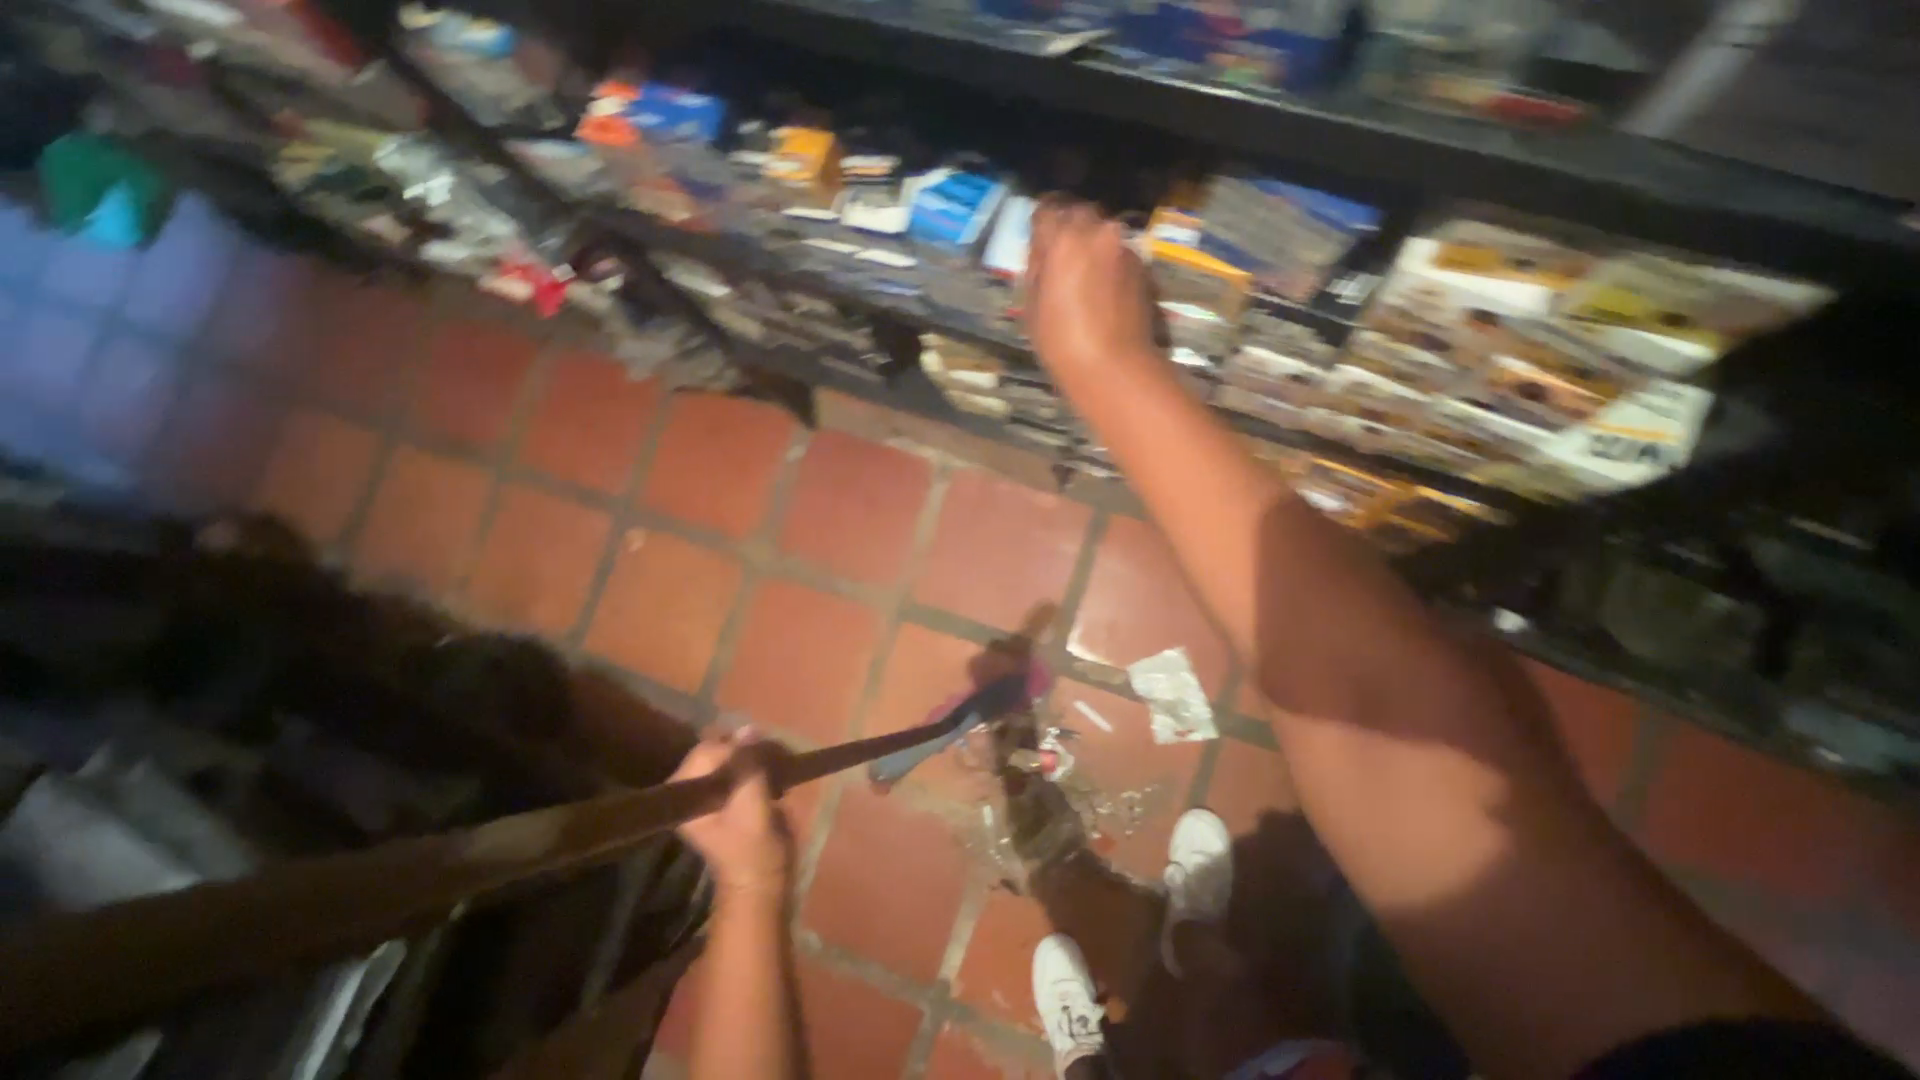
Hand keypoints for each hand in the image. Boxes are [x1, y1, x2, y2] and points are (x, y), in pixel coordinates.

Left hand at [670, 727, 790, 897]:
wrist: (765, 882)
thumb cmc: (754, 849)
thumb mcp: (752, 806)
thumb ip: (748, 766)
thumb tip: (749, 728)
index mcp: (688, 793)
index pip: (707, 751)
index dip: (737, 749)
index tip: (764, 758)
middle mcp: (694, 788)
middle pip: (721, 749)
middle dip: (751, 751)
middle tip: (779, 760)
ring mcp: (714, 791)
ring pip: (736, 755)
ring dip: (762, 757)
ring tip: (782, 770)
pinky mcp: (732, 794)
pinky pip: (746, 767)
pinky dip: (764, 767)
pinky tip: (779, 781)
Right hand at [1025, 198, 1158, 377]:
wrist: (1114, 365)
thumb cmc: (1062, 340)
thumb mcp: (1032, 304)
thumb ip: (1038, 267)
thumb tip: (1044, 252)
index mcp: (1064, 237)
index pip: (1046, 210)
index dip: (1041, 227)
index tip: (1039, 245)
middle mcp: (1098, 231)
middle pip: (1078, 214)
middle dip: (1069, 230)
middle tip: (1061, 259)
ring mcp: (1125, 247)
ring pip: (1102, 233)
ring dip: (1092, 246)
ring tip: (1085, 278)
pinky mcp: (1143, 265)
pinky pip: (1119, 253)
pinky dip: (1110, 263)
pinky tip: (1105, 292)